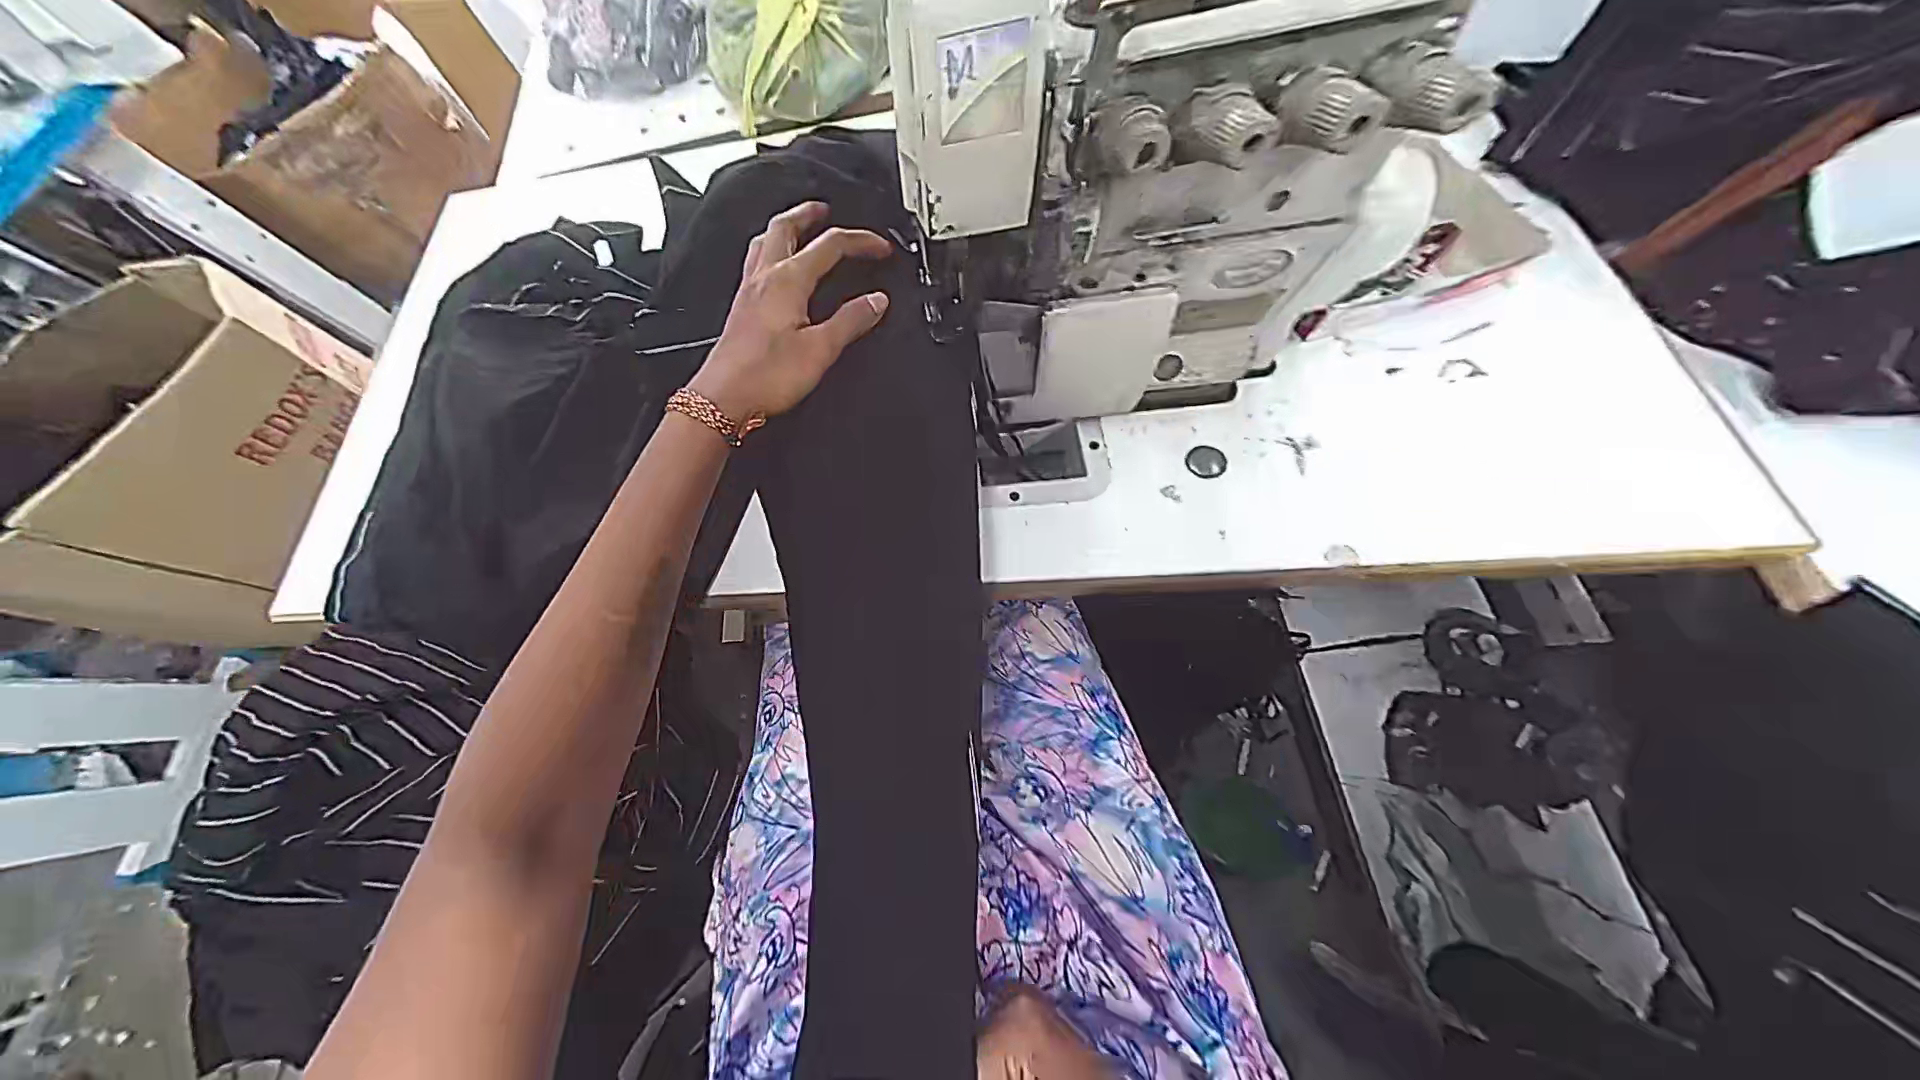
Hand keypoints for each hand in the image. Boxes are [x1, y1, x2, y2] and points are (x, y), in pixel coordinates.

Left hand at [687, 201, 892, 422]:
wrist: (724, 398)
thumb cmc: (764, 376)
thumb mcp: (820, 350)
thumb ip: (851, 321)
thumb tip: (875, 301)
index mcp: (788, 281)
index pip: (830, 245)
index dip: (860, 241)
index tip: (880, 247)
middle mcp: (764, 278)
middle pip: (786, 227)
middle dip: (810, 214)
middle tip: (826, 210)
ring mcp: (749, 292)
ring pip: (765, 241)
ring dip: (786, 227)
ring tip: (799, 227)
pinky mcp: (741, 309)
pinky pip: (754, 264)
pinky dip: (770, 252)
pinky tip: (774, 268)